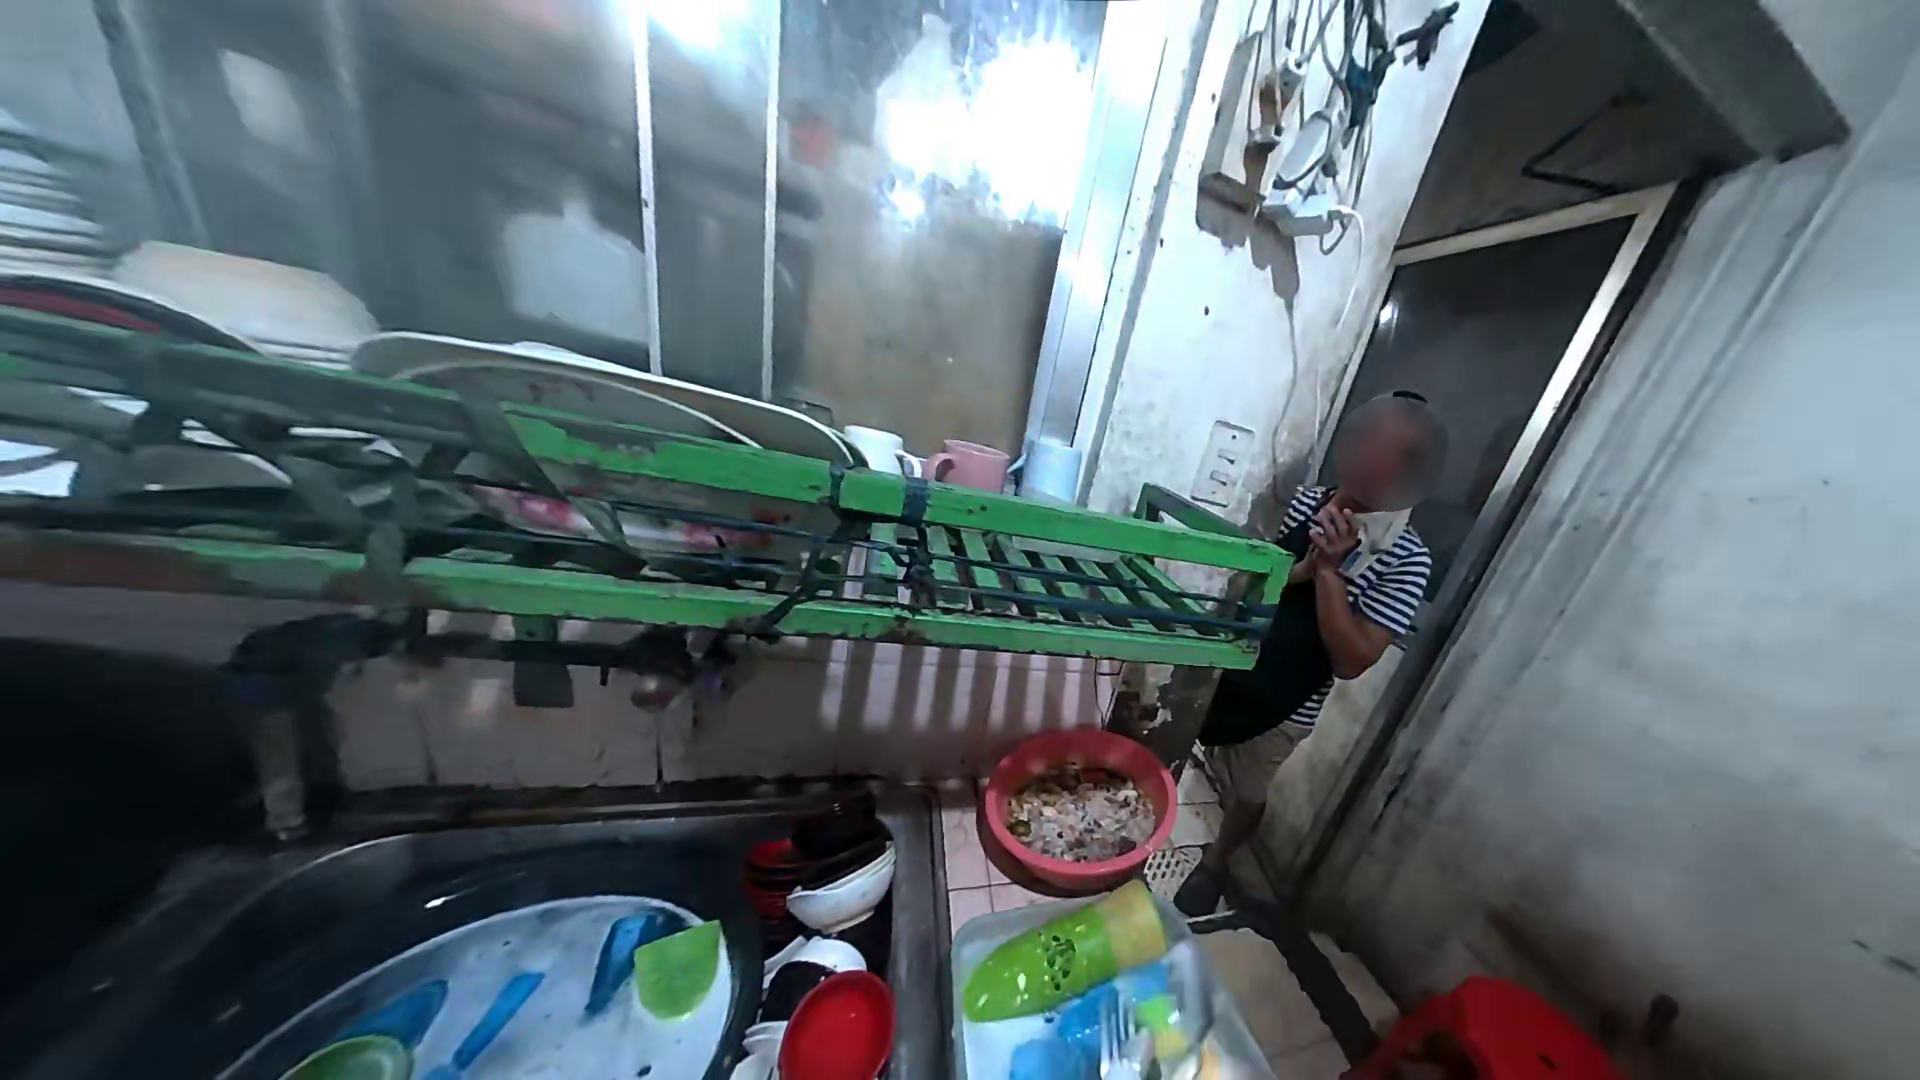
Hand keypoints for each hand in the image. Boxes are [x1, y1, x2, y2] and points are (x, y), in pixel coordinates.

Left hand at [1309, 505, 1359, 567]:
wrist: (1329, 575)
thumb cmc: (1335, 560)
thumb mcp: (1343, 547)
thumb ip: (1342, 536)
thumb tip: (1337, 520)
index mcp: (1352, 543)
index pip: (1354, 528)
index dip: (1351, 519)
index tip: (1346, 509)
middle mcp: (1346, 545)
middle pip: (1342, 527)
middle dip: (1336, 516)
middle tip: (1330, 507)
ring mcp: (1336, 548)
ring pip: (1331, 532)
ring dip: (1325, 522)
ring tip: (1319, 515)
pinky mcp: (1326, 552)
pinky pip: (1320, 541)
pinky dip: (1316, 535)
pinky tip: (1312, 530)